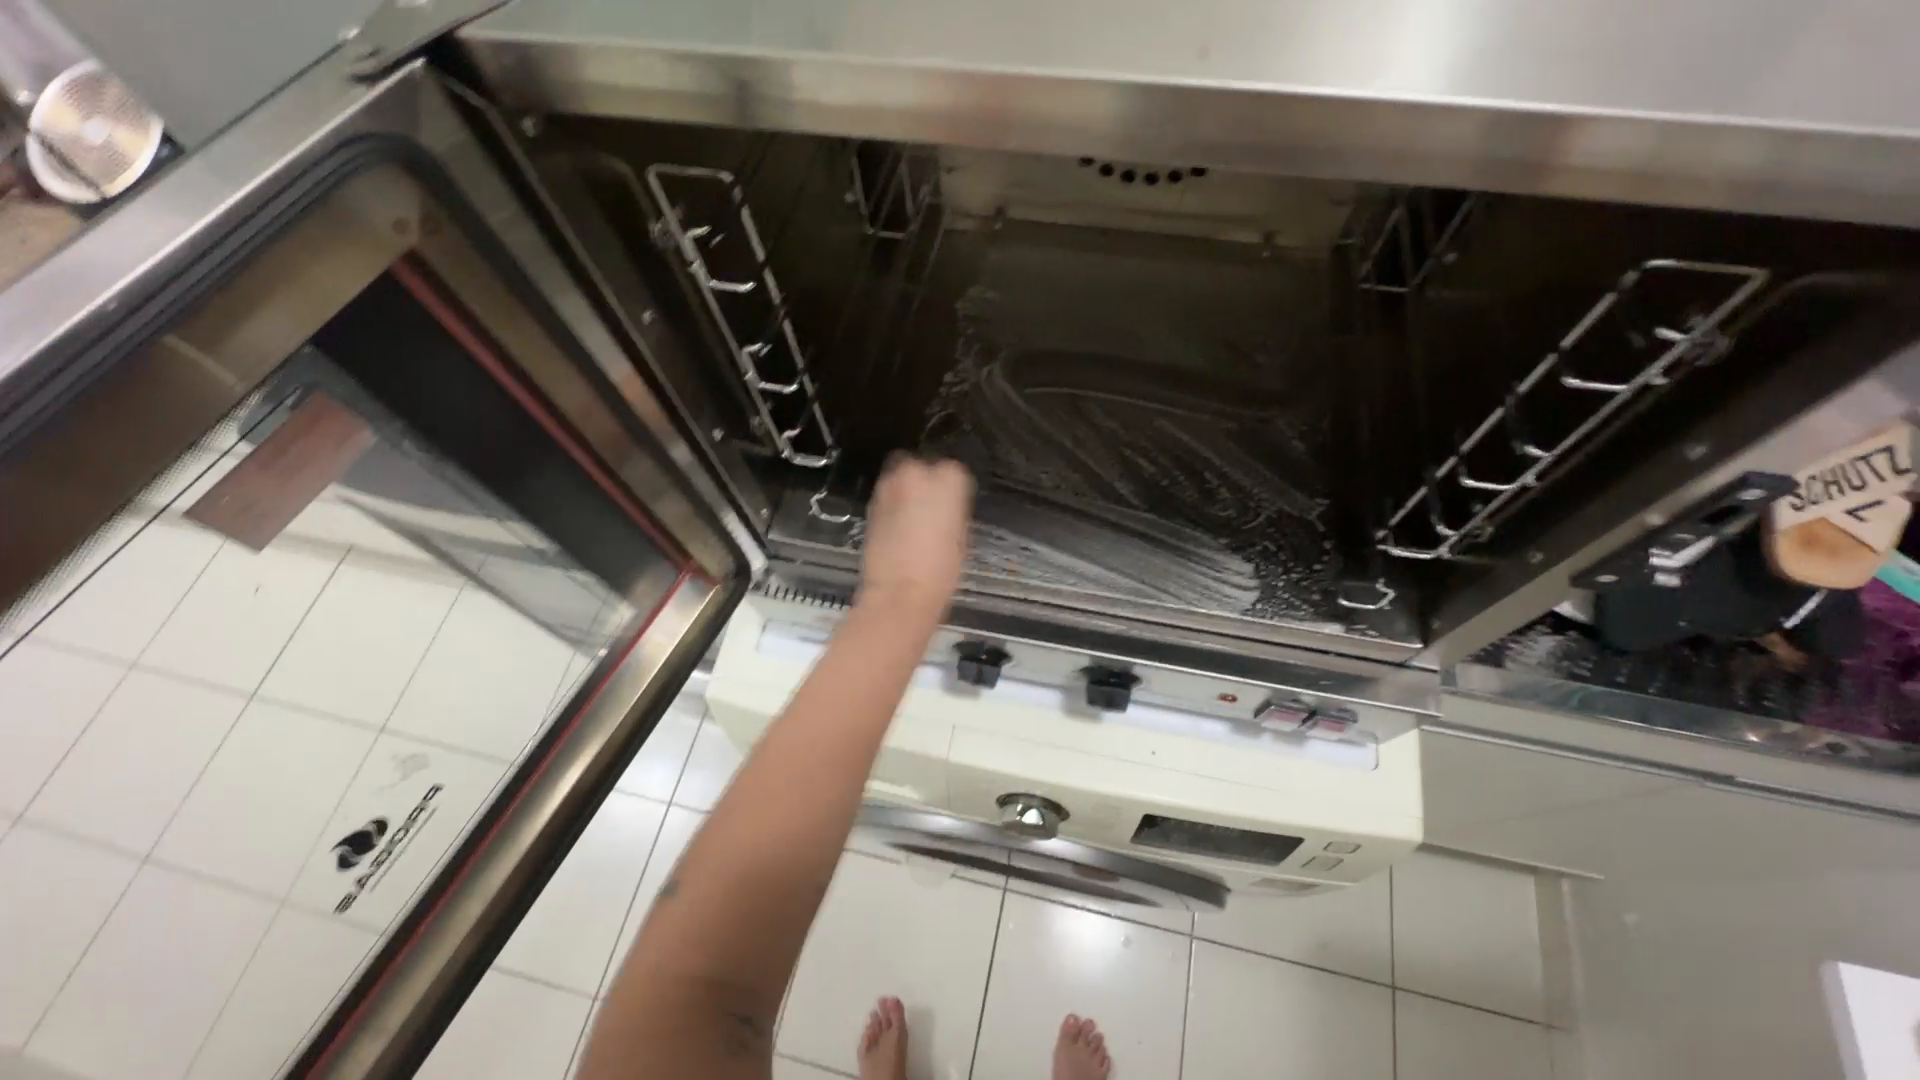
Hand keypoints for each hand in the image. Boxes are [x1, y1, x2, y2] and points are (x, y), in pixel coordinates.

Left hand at [857, 456, 973, 620]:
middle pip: (924, 467)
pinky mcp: (871, 502)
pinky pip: (888, 495)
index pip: (954, 472)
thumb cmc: (941, 569)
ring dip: (907, 490)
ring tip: (913, 517)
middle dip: (926, 482)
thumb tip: (945, 507)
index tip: (953, 506)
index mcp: (949, 478)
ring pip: (902, 477)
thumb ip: (952, 511)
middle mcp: (918, 472)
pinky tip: (899, 526)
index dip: (953, 490)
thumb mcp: (961, 536)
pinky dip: (893, 504)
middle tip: (932, 508)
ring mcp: (890, 485)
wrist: (899, 591)